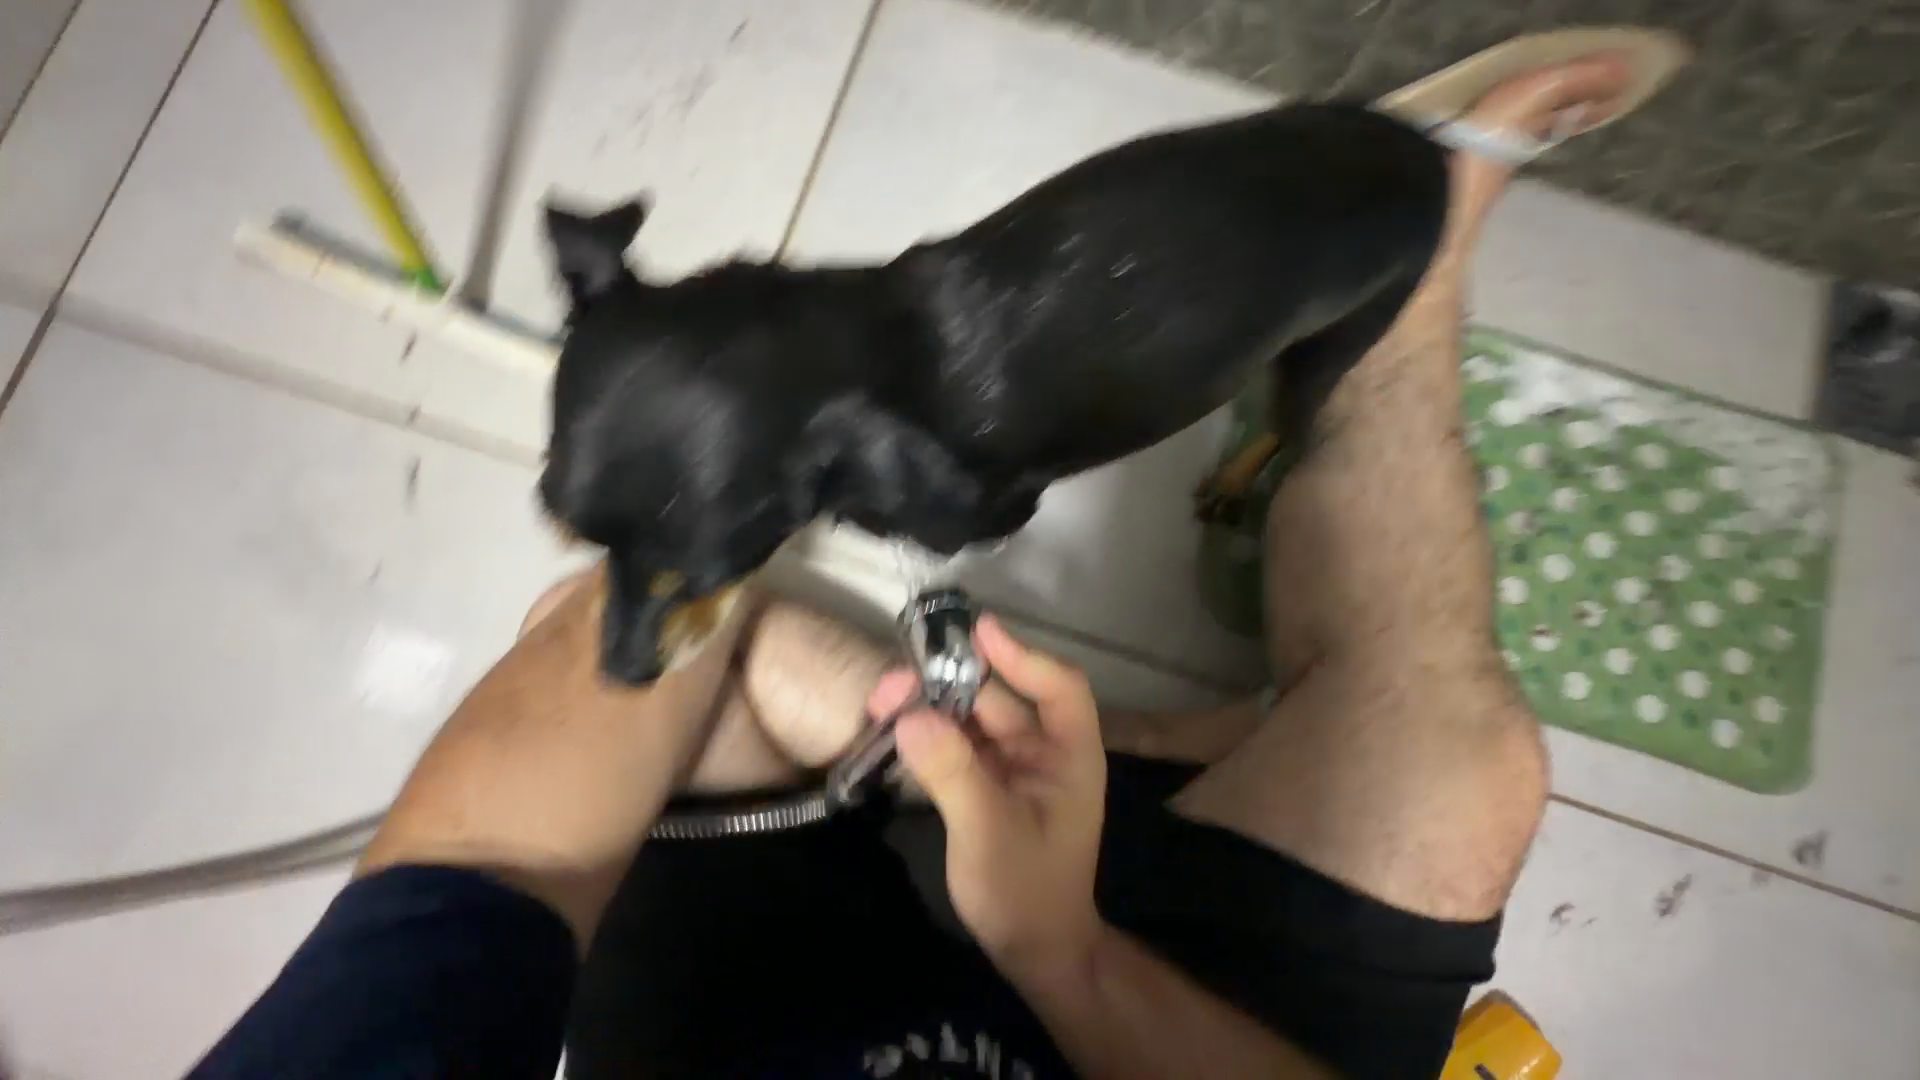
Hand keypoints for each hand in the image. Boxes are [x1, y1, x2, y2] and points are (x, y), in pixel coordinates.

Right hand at [869, 615, 1106, 975]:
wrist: (1031, 951)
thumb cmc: (1026, 892)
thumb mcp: (989, 833)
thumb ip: (953, 773)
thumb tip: (911, 716)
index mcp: (1070, 756)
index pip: (1059, 689)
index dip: (1022, 655)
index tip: (978, 631)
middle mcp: (1043, 751)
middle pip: (1000, 699)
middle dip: (949, 686)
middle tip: (893, 683)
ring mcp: (1013, 766)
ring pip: (972, 719)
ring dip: (930, 708)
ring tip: (881, 702)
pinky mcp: (986, 782)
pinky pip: (957, 745)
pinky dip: (928, 735)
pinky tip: (893, 730)